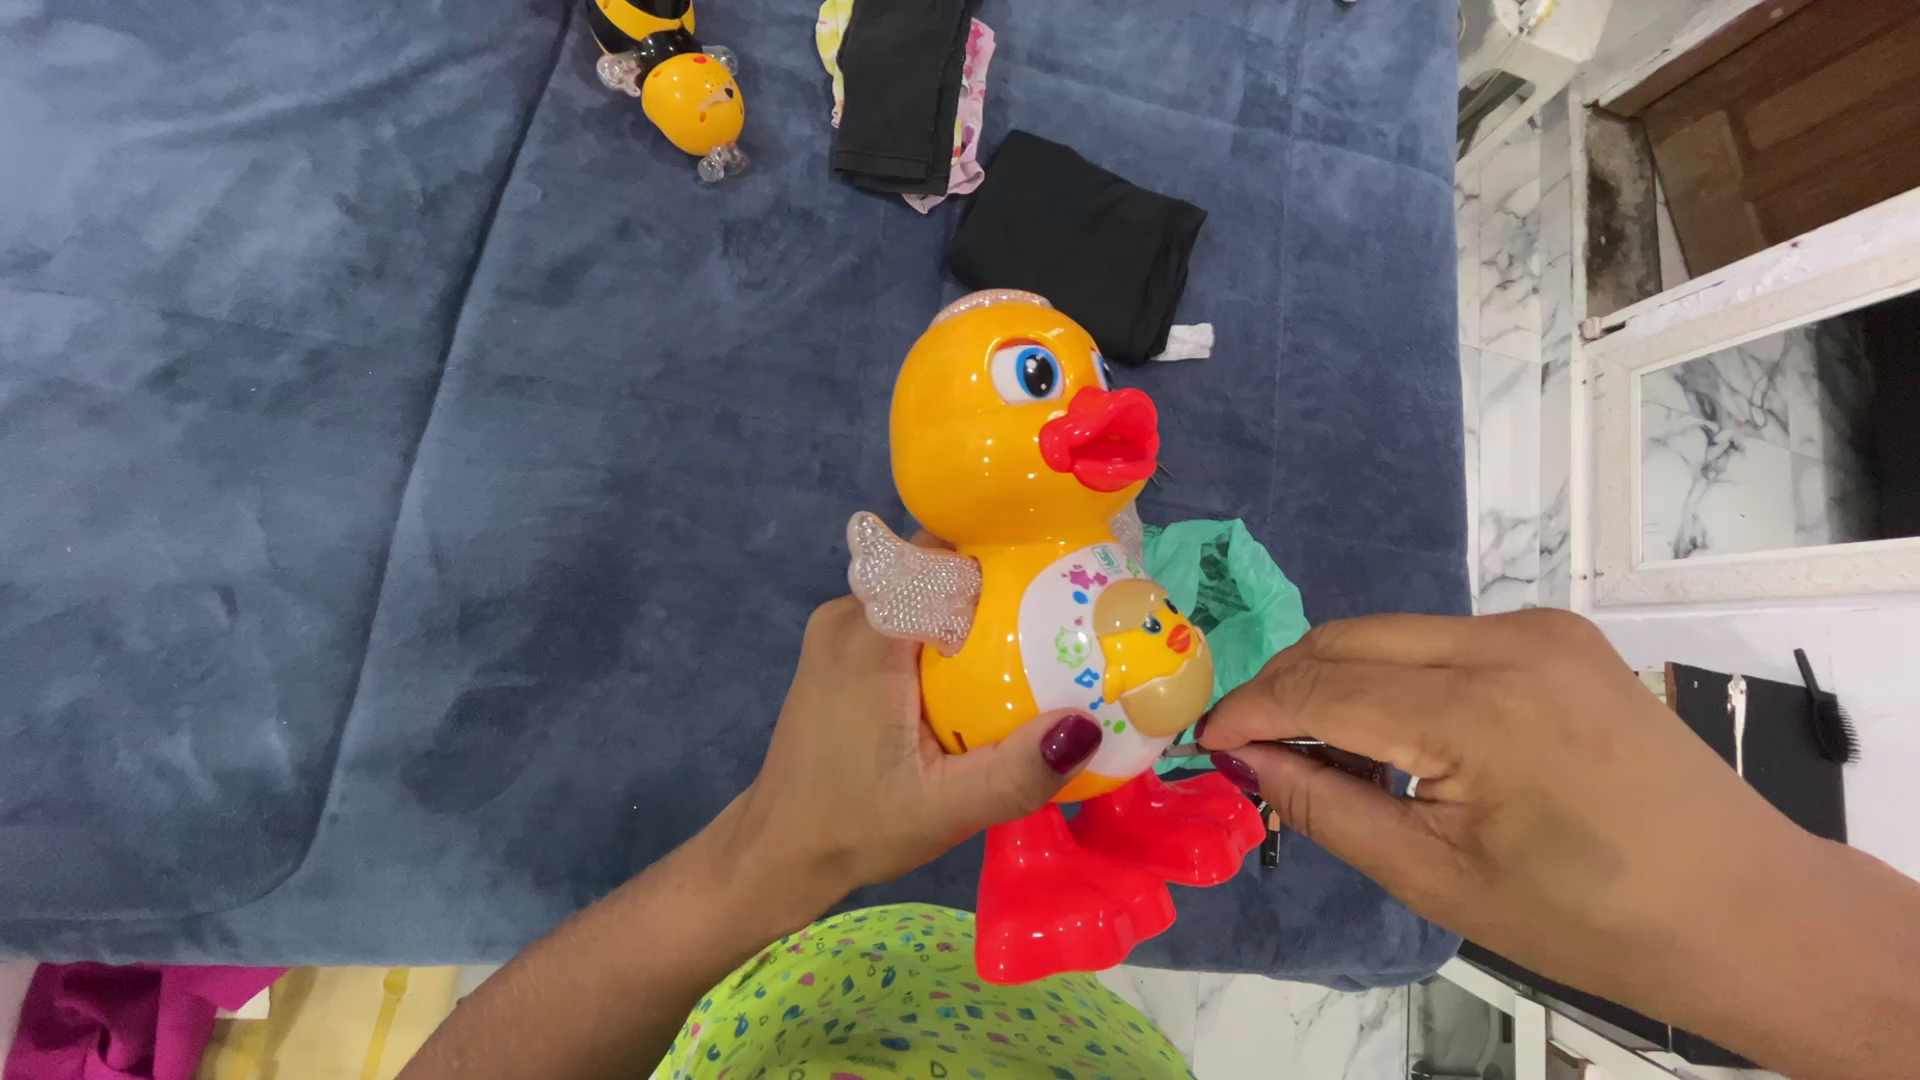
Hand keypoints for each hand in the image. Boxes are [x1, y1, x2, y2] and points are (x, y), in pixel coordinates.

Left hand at [731, 595, 1102, 908]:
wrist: (779, 850)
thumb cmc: (855, 828)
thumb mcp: (942, 811)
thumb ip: (1013, 773)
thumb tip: (1086, 725)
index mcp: (868, 637)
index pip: (942, 559)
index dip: (1001, 561)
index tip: (1057, 583)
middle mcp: (848, 615)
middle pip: (935, 571)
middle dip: (996, 587)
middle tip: (1057, 619)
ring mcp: (838, 629)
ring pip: (920, 591)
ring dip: (970, 611)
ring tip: (1028, 644)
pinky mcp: (839, 649)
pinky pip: (903, 615)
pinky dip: (943, 631)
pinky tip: (977, 670)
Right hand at [1196, 611, 1822, 1036]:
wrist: (1756, 913)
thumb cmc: (1589, 918)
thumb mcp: (1433, 877)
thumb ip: (1320, 804)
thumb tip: (1240, 757)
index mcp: (1481, 713)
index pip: (1320, 686)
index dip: (1250, 710)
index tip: (1208, 741)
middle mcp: (1504, 643)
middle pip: (1341, 640)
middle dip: (1280, 687)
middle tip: (1251, 742)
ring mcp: (1533, 628)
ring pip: (1378, 632)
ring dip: (1327, 678)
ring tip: (1313, 742)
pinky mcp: (1548, 631)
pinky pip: (1426, 637)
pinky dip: (1381, 674)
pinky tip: (1385, 725)